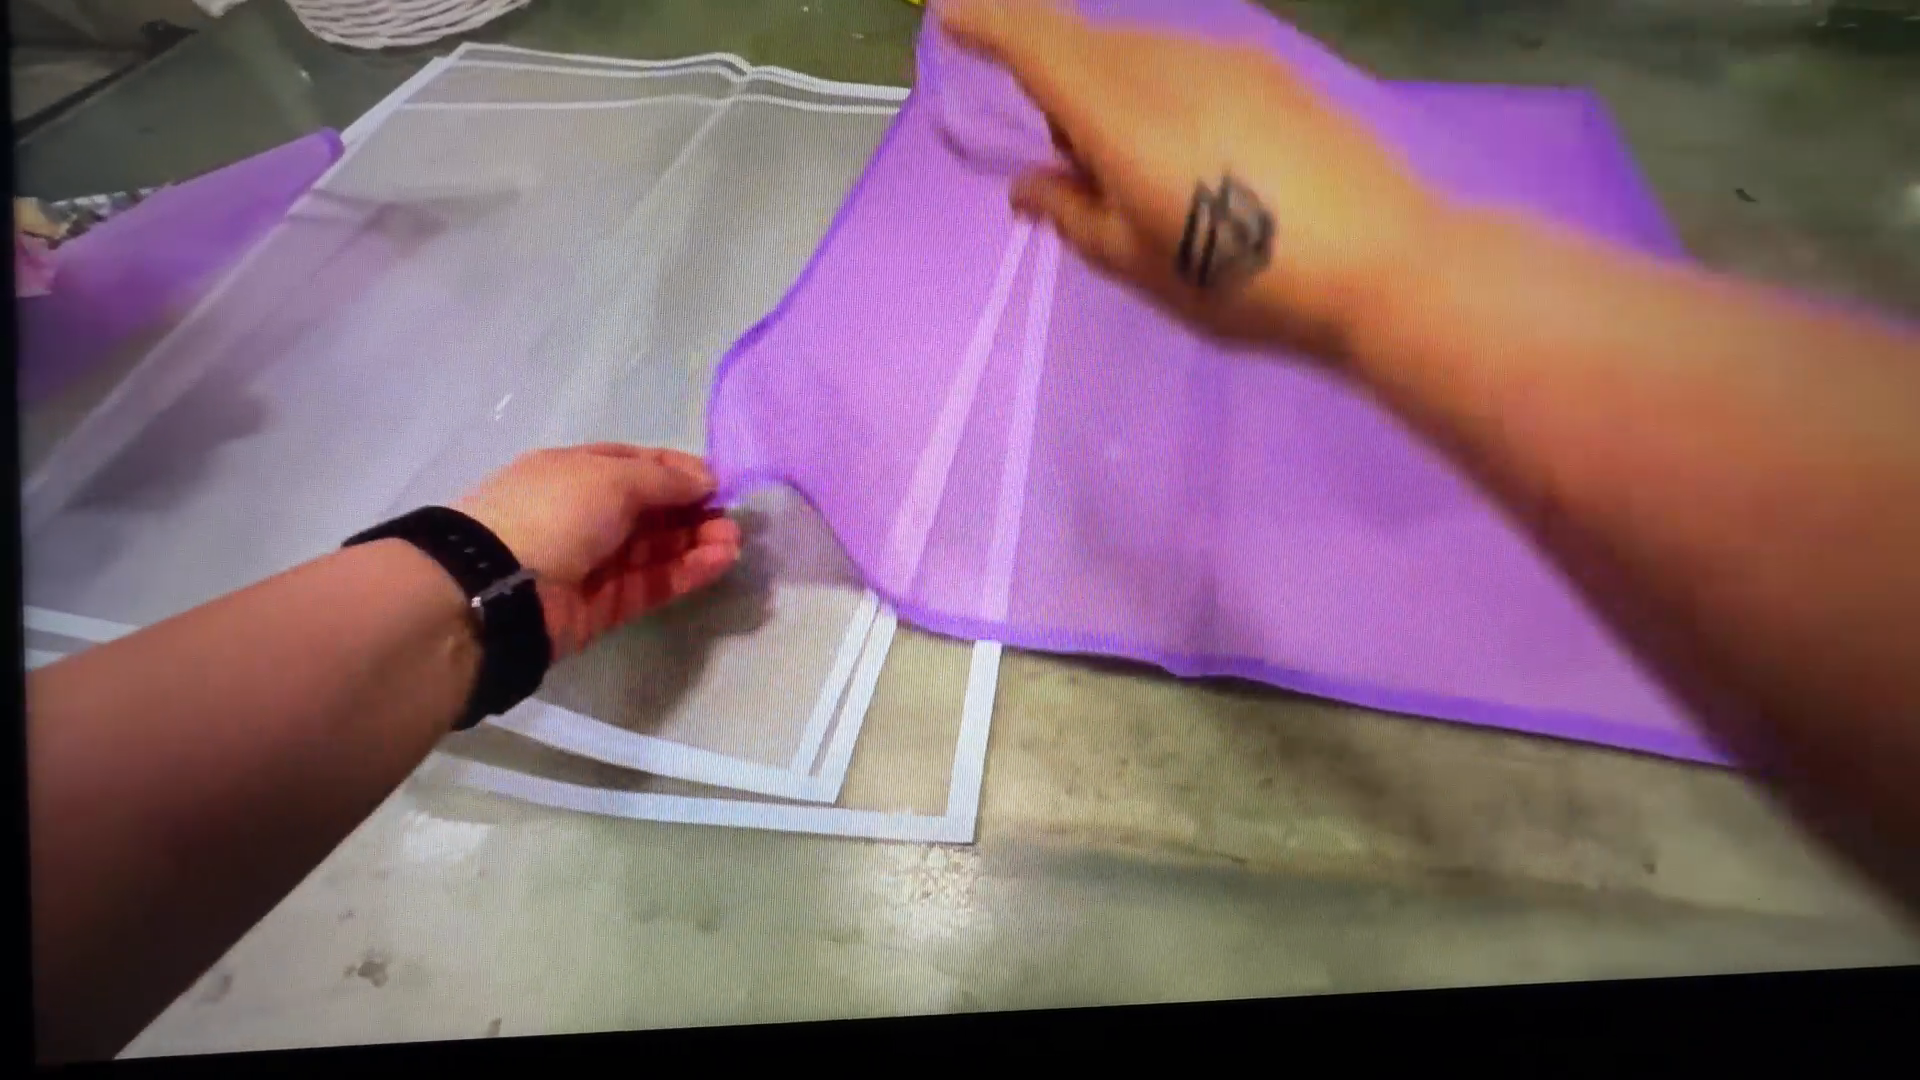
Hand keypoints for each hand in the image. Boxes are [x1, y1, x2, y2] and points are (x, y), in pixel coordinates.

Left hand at [454, 444, 742, 658]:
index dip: (680, 471)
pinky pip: (656, 582)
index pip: (639, 466)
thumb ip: (666, 479)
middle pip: (655, 511)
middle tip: (732, 519)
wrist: (499, 586)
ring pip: (660, 549)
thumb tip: (706, 481)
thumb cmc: (554, 511)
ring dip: (699, 543)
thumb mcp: (611, 477)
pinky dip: (689, 572)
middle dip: (696, 511)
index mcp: (578, 474)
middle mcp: (588, 515)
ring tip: (733, 543)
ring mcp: (598, 562)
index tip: (718, 482)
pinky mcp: (609, 604)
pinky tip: (720, 561)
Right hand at [936, 0, 1444, 353]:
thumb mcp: (1139, 268)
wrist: (1380, 265)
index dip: (988, 23)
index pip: (1040, 44)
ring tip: (1137, 177)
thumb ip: (1074, 218)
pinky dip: (1154, 95)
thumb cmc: (1242, 282)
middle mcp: (1173, 65)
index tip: (947, 16)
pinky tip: (1187, 158)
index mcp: (1126, 118)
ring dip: (1108, 97)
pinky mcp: (1271, 71)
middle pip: (1086, 47)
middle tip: (1073, 171)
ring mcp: (1230, 59)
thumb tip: (1029, 187)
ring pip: (1136, 54)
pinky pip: (1184, 63)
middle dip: (1056, 91)